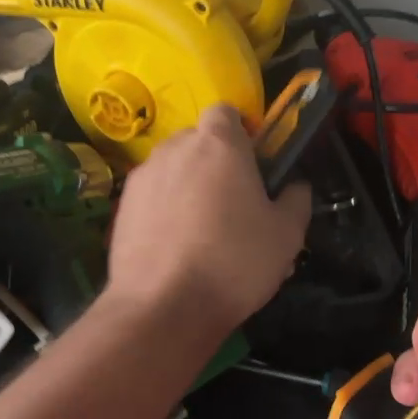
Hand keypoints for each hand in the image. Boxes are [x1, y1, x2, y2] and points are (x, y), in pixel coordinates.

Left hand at [104, 105, 311, 331]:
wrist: (163, 307)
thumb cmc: (234, 262)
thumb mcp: (287, 235)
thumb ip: (295, 199)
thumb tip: (294, 185)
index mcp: (219, 143)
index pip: (226, 111)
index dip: (241, 132)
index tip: (254, 163)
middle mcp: (175, 149)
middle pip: (197, 141)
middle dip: (214, 162)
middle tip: (233, 202)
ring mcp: (143, 177)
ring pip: (172, 170)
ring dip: (187, 187)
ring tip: (202, 231)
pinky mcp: (122, 208)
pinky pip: (151, 198)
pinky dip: (163, 211)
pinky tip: (176, 248)